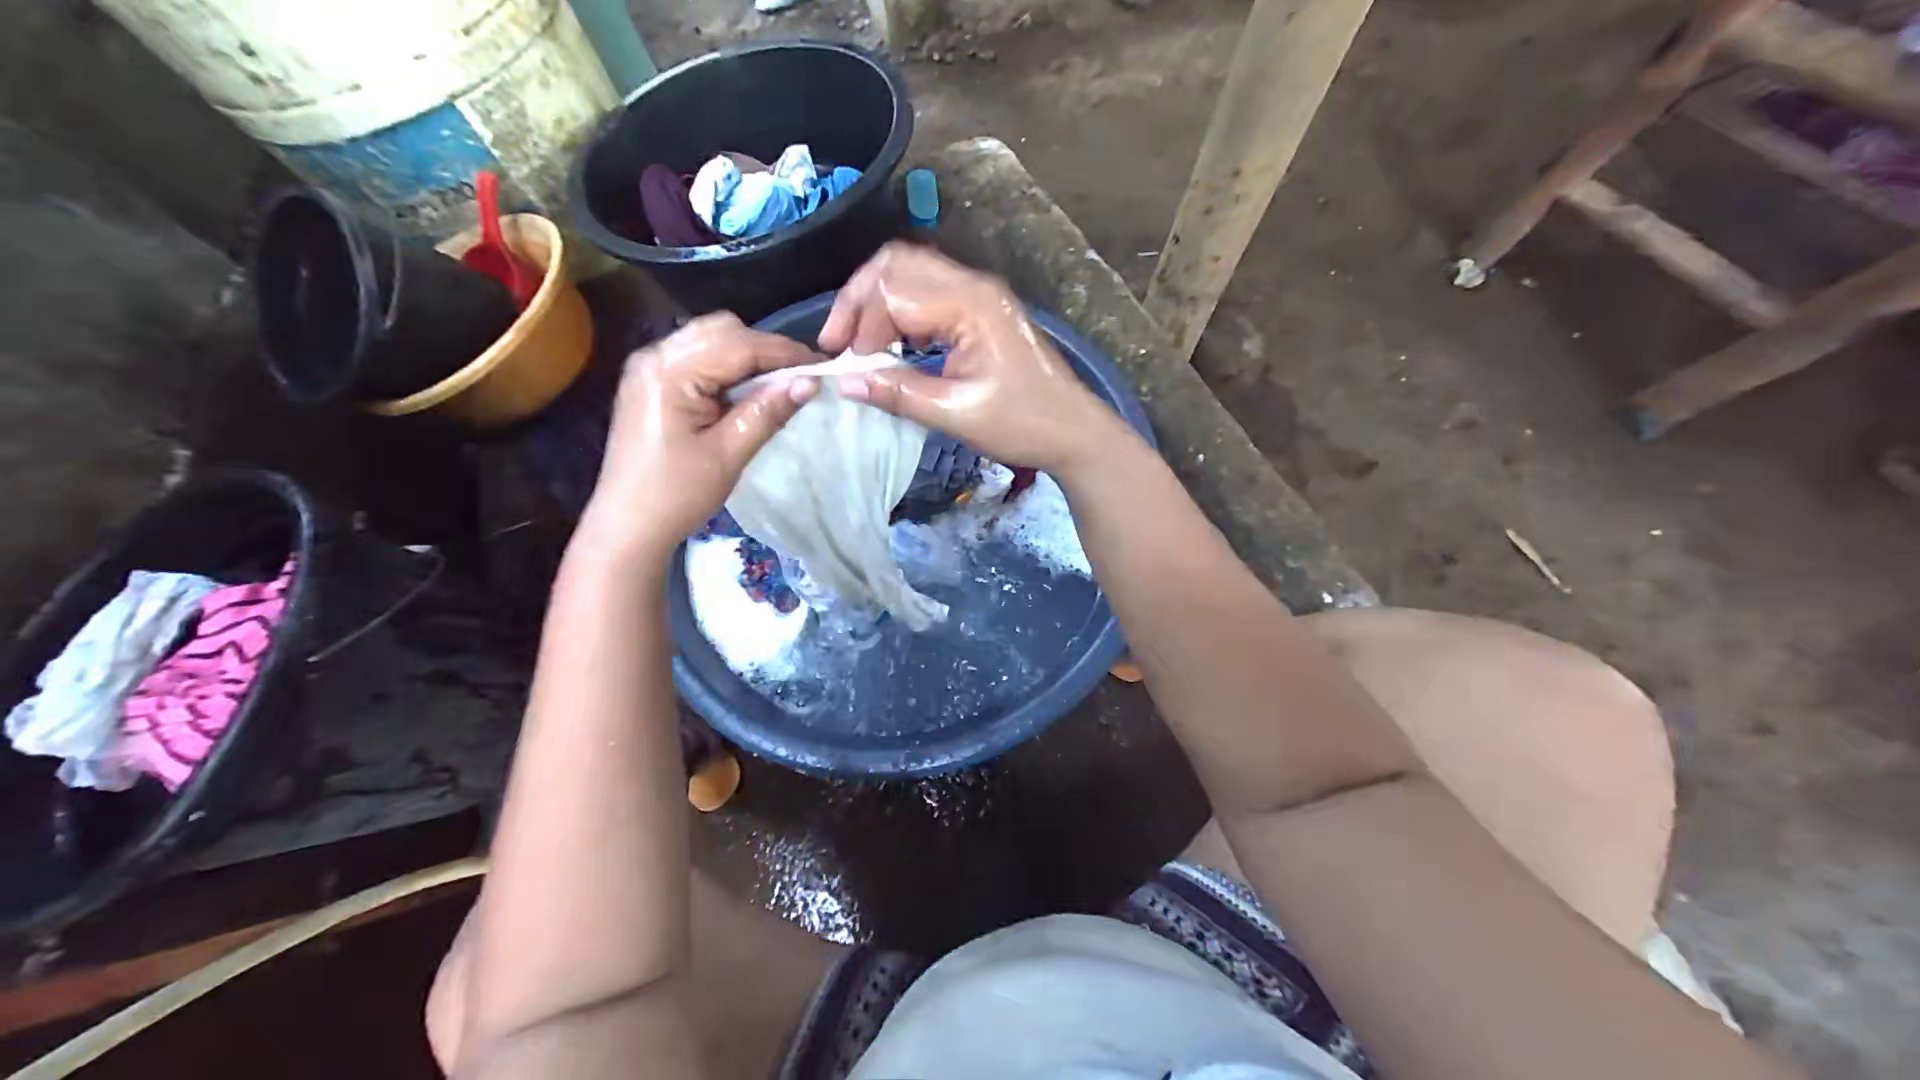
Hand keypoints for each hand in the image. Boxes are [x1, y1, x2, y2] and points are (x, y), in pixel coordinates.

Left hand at [580, 313, 819, 559]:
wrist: (629, 526)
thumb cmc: (677, 495)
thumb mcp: (729, 455)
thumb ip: (768, 412)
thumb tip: (810, 382)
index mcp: (670, 372)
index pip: (739, 345)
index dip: (785, 352)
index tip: (822, 366)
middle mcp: (654, 356)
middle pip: (722, 330)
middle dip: (766, 348)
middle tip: (800, 376)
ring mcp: (649, 367)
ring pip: (710, 338)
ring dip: (748, 354)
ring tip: (778, 383)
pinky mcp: (651, 381)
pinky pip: (697, 356)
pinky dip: (727, 365)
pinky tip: (746, 390)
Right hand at [819, 243, 1134, 475]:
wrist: (1075, 430)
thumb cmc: (1023, 424)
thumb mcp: (957, 414)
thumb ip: (900, 393)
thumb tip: (846, 382)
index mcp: (970, 306)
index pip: (894, 293)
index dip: (862, 327)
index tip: (847, 366)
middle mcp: (973, 286)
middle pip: (897, 264)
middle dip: (858, 299)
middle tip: (838, 342)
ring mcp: (980, 293)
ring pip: (911, 271)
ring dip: (877, 300)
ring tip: (858, 342)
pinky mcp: (981, 308)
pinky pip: (929, 290)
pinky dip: (901, 308)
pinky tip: (894, 344)